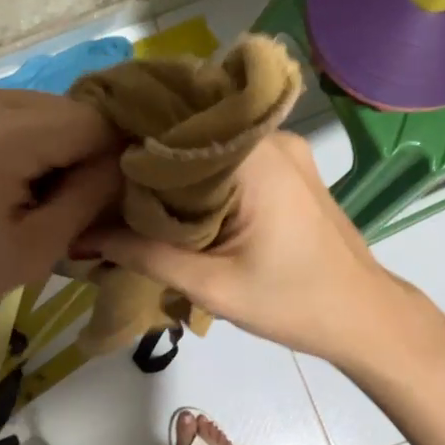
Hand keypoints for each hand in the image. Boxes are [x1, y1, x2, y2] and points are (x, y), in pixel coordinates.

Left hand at [0, 85, 122, 350]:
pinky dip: (1, 135)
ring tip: (14, 194)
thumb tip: (123, 161)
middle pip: (59, 108)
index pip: (92, 122)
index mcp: (0, 135)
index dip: (107, 159)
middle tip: (57, 203)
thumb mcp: (35, 250)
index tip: (98, 199)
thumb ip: (89, 197)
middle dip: (71, 149)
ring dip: (37, 141)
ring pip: (24, 105)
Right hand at [80, 132, 406, 360]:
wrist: (364, 317)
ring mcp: (283, 148)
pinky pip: (227, 158)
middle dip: (142, 156)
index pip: (174, 127)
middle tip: (95, 182)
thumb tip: (79, 238)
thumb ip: (143, 254)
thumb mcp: (212, 285)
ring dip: (168, 168)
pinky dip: (195, 175)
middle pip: (188, 132)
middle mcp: (270, 137)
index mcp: (256, 157)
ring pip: (206, 146)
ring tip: (123, 193)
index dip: (125, 140)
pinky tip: (167, 200)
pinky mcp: (286, 166)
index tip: (86, 160)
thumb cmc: (293, 303)